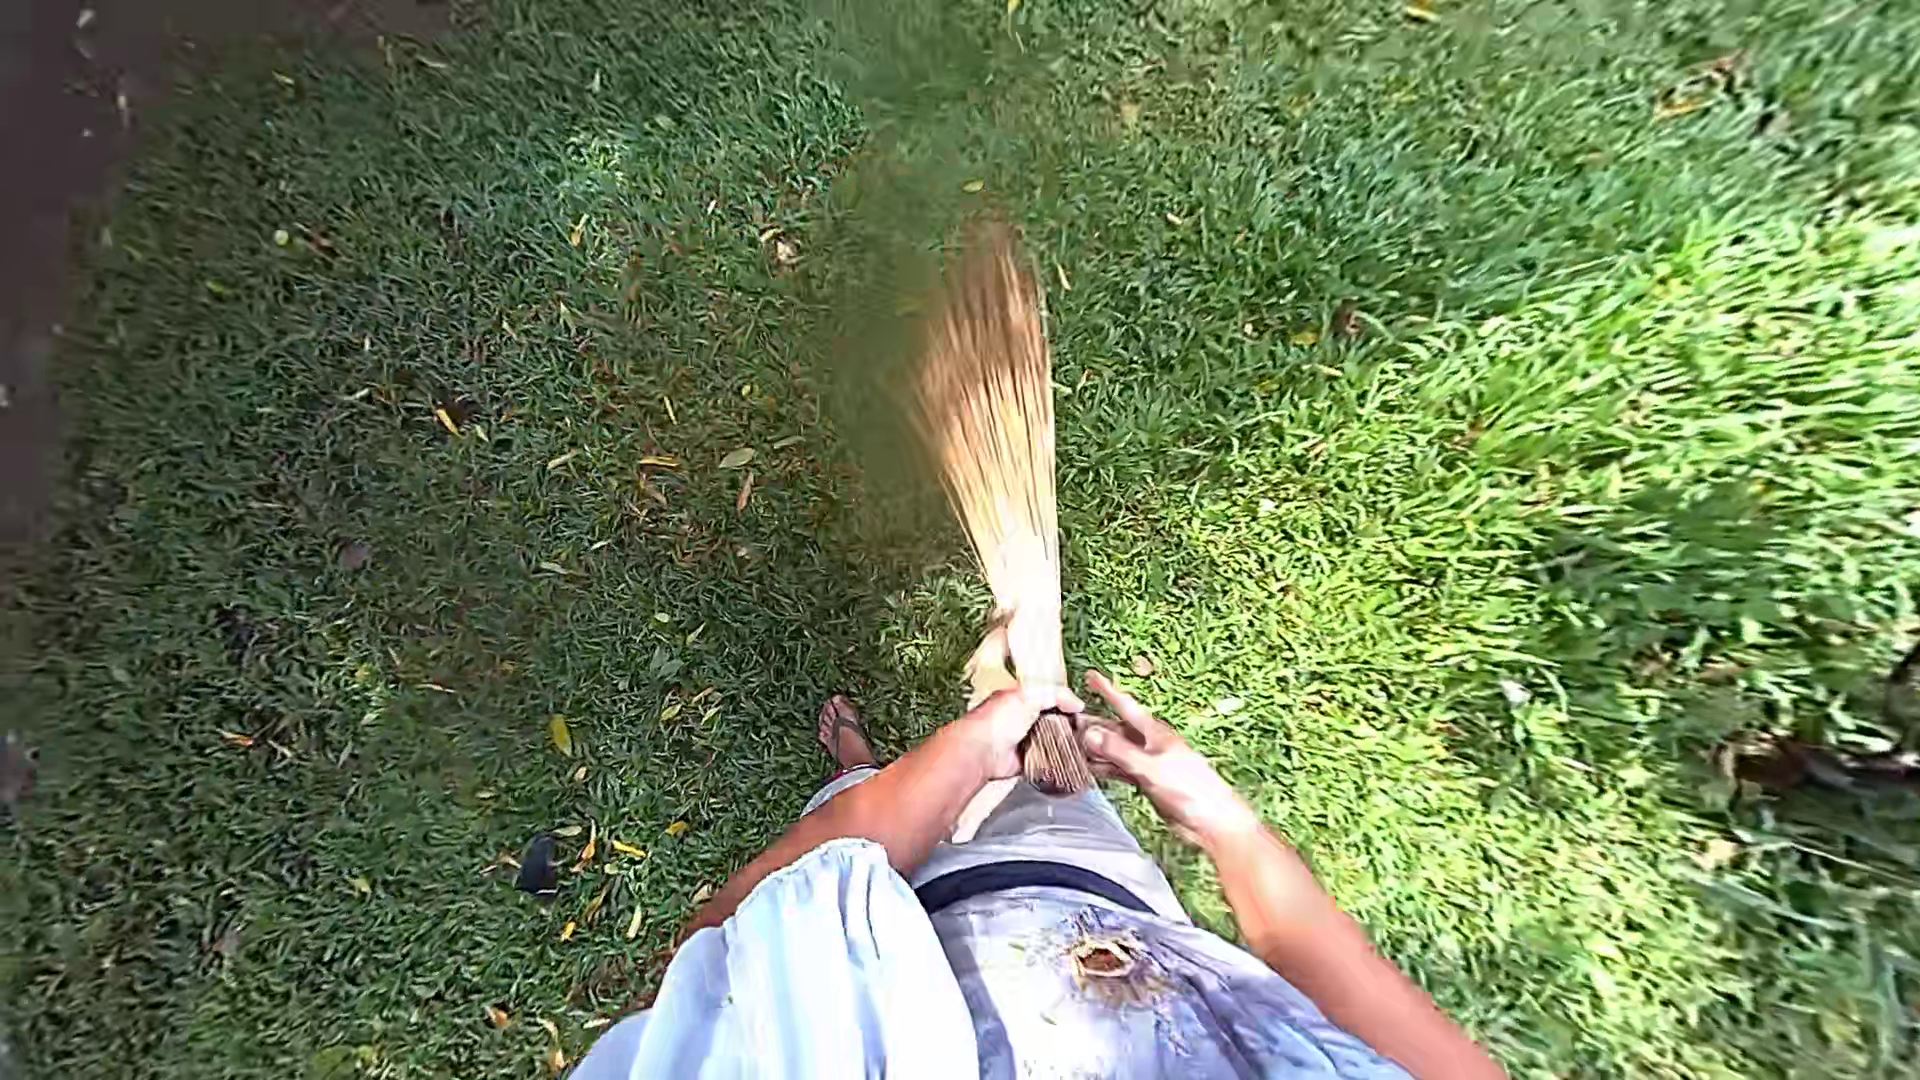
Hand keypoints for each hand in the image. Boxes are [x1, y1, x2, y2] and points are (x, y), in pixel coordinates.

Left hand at [950, 683, 1084, 780]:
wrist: (982, 751)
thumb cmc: (996, 720)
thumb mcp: (1030, 695)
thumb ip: (1056, 695)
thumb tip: (1077, 703)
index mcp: (1020, 697)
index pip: (1048, 696)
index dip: (1064, 702)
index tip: (1080, 709)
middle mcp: (1021, 718)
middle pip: (1051, 719)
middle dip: (1066, 724)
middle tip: (1084, 729)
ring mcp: (1023, 740)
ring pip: (1051, 740)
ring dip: (1063, 743)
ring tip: (1082, 745)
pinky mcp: (1024, 760)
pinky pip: (1046, 760)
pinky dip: (1055, 761)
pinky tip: (1069, 761)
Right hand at [1079, 670, 1260, 847]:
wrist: (1214, 822)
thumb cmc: (1191, 790)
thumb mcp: (1150, 767)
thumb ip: (1119, 751)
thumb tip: (1091, 734)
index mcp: (1155, 732)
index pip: (1125, 705)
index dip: (1107, 690)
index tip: (1091, 676)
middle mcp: (1150, 744)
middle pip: (1116, 728)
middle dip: (1095, 723)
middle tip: (1070, 719)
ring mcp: (1149, 763)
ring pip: (1116, 750)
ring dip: (1097, 748)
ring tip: (1074, 744)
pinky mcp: (1148, 781)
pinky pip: (1120, 769)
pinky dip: (1106, 768)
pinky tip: (1092, 768)